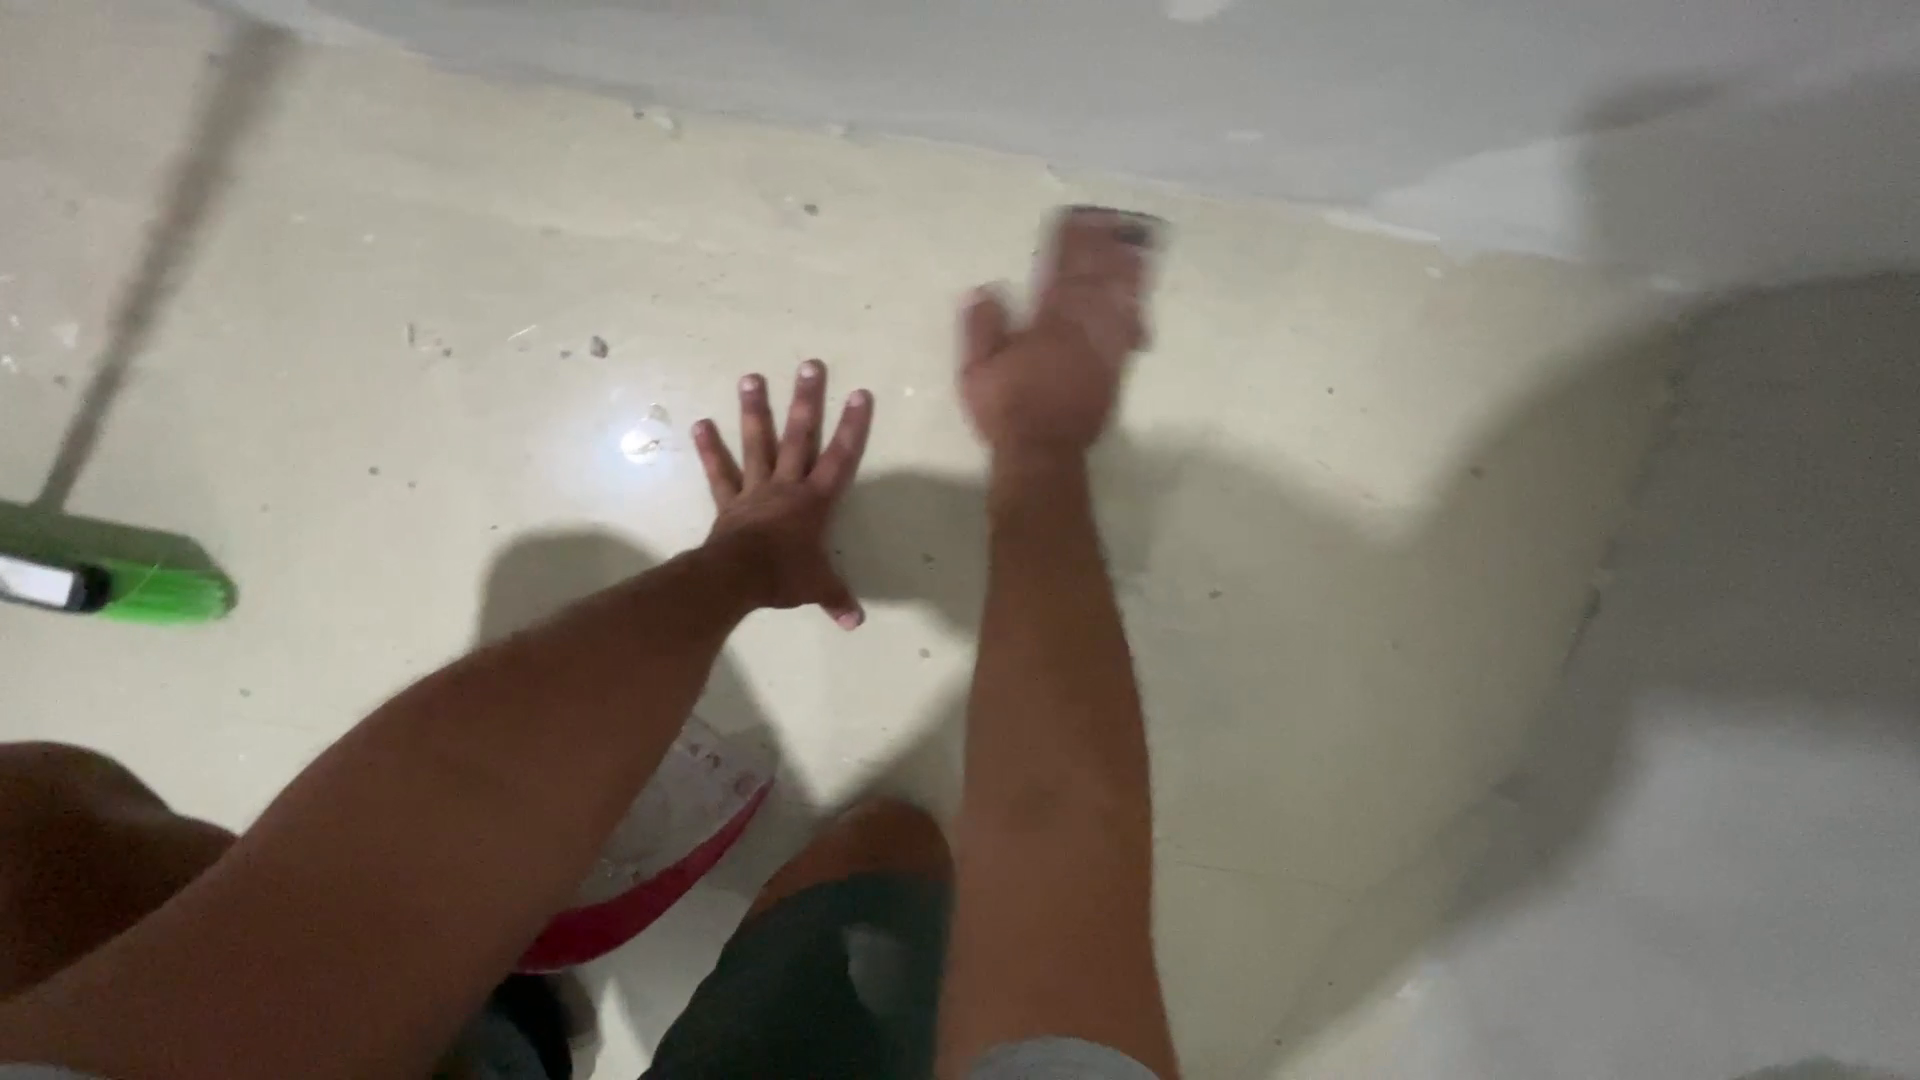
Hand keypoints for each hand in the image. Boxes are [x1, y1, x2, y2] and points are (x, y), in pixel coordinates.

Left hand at [693, 361, 873, 628]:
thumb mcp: (817, 587)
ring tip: (751, 376)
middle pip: (800, 437)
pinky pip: (719, 472)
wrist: (736, 578)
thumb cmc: (783, 576)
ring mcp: (755, 489)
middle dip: (806, 401)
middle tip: (809, 365)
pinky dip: (710, 449)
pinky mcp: (729, 501)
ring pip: (758, 444)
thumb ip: (837, 599)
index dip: (853, 427)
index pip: (840, 458)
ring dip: (755, 411)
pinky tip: (700, 422)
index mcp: (814, 501)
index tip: (859, 394)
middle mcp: (787, 486)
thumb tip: (855, 623)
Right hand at [959, 206, 1159, 460]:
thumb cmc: (1007, 410)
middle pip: (1095, 281)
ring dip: (1127, 274)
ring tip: (1136, 248)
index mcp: (1046, 323)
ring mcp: (1102, 351)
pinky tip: (1140, 304)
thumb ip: (982, 327)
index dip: (1066, 243)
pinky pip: (1129, 336)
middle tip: (1113, 221)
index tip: (1071, 217)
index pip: (1058, 272)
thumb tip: (985, 290)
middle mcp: (1080, 329)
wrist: (1042, 451)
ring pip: (1119, 303)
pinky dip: (1136, 314)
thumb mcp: (977, 370)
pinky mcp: (1114, 374)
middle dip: (1102, 248)